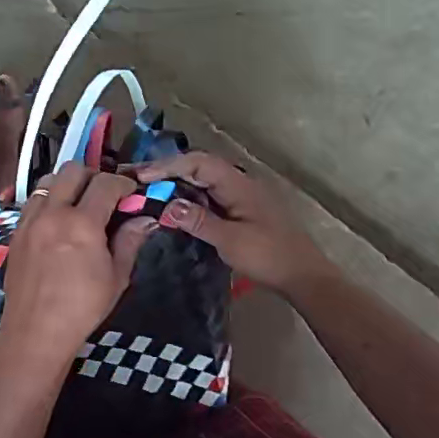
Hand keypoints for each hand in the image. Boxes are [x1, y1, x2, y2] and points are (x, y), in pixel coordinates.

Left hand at [0, 163, 157, 361]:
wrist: (36, 331)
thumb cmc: (82, 308)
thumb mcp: (116, 277)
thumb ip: (129, 241)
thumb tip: (144, 219)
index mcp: (82, 224)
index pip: (106, 184)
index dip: (123, 184)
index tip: (131, 193)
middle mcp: (53, 214)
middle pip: (73, 170)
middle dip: (93, 176)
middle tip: (104, 195)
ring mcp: (30, 222)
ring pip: (48, 182)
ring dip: (67, 185)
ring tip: (78, 205)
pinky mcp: (16, 233)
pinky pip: (32, 202)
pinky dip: (48, 201)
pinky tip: (57, 221)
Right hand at [129, 151, 335, 290]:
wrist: (302, 275)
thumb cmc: (268, 256)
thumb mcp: (230, 241)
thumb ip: (198, 221)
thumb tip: (167, 206)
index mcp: (238, 185)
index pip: (198, 162)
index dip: (167, 166)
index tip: (140, 176)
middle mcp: (239, 184)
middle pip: (198, 167)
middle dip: (166, 171)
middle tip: (136, 179)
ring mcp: (240, 196)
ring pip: (202, 181)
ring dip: (175, 183)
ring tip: (147, 190)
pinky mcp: (239, 210)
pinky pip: (208, 195)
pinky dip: (187, 197)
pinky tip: (171, 206)